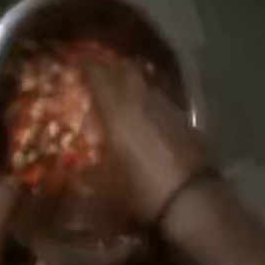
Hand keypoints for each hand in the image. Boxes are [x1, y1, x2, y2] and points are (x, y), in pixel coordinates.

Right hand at [84, 58, 209, 224]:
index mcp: (115, 107)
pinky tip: (144, 116)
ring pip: (142, 81)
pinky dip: (146, 99)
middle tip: (95, 74)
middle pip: (123, 68)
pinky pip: (158, 98)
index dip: (84, 63)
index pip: (97, 72)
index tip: (74, 62)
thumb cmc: (142, 189)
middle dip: (108, 66)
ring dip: (129, 81)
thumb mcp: (104, 187)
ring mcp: (164, 107)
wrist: (194, 202)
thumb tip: (71, 172)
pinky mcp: (182, 120)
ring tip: (118, 93)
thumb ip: (84, 175)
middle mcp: (138, 99)